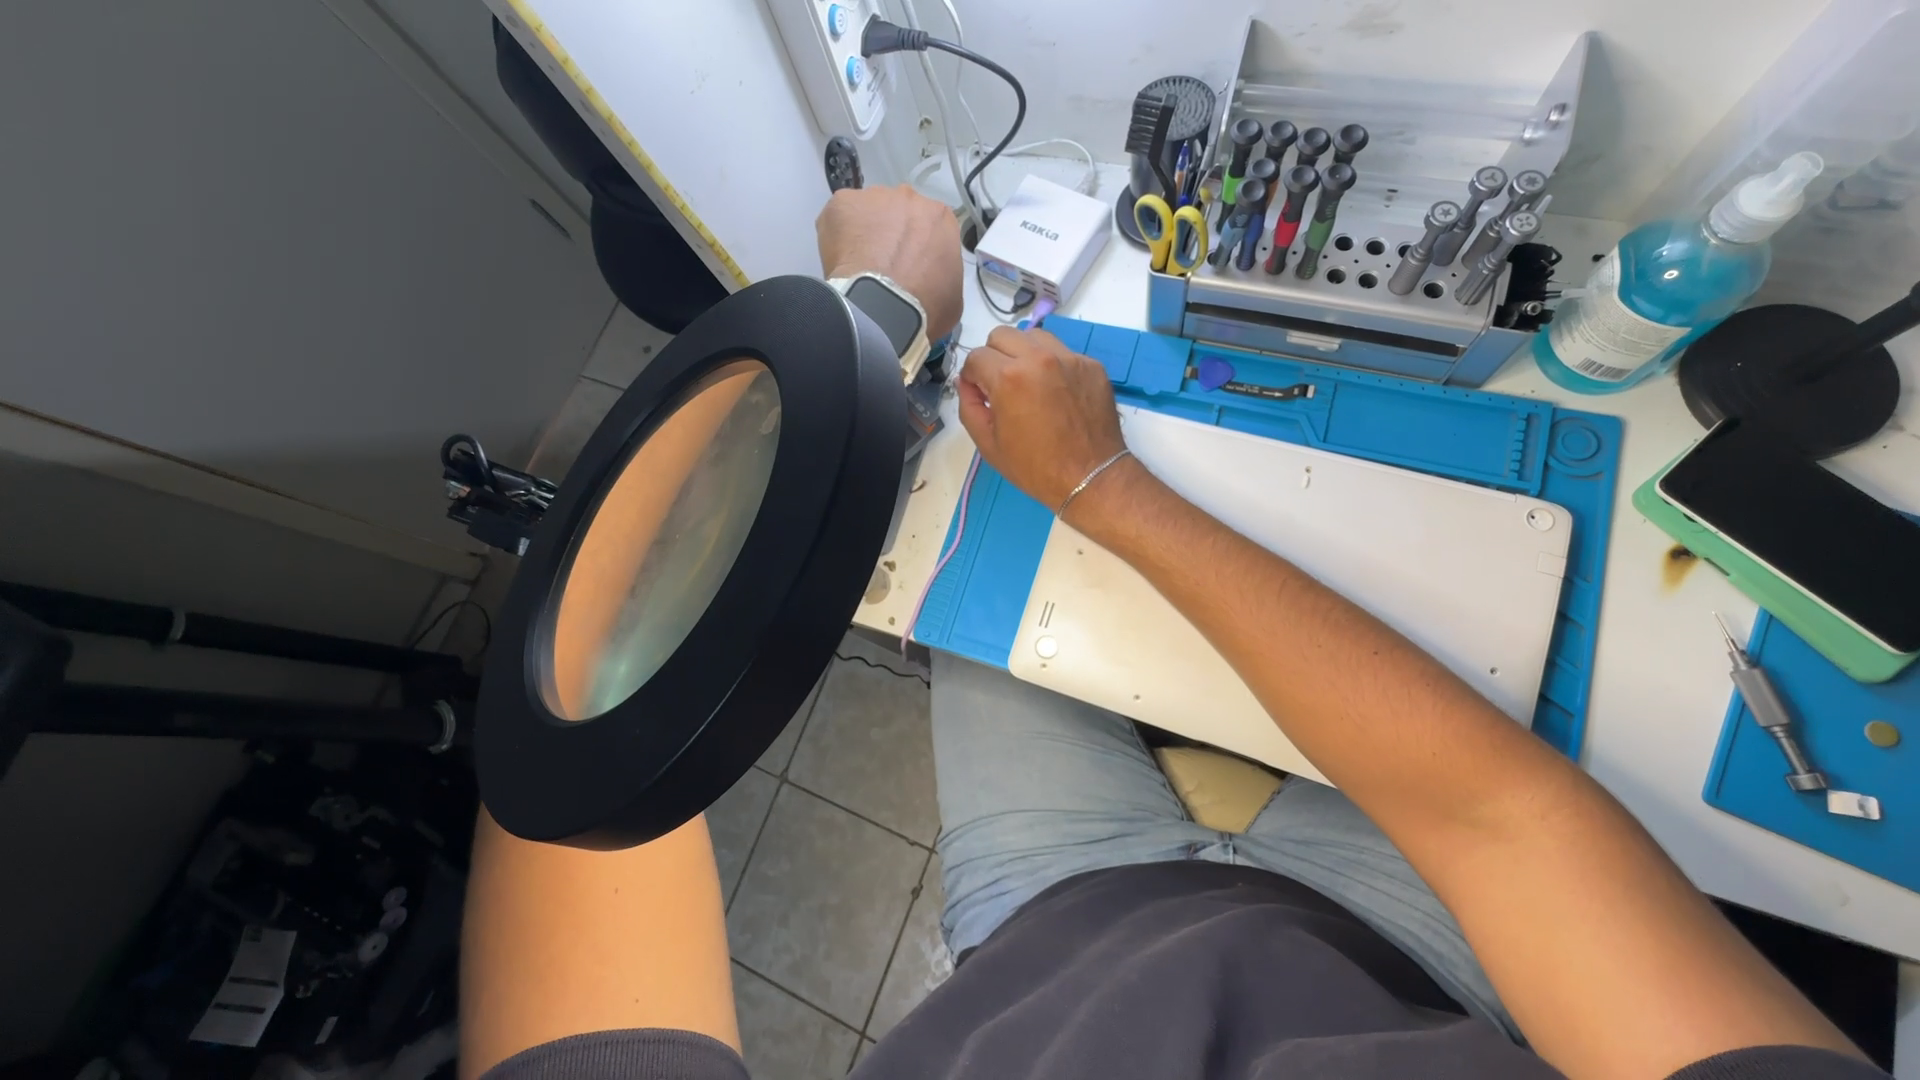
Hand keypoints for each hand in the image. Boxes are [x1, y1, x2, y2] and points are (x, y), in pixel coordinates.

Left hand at [815, 184, 962, 339]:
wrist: (884, 307)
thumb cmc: (926, 307)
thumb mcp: (952, 297)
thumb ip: (944, 275)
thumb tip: (930, 280)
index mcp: (940, 217)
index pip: (929, 226)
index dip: (918, 247)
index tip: (910, 267)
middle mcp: (909, 197)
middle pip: (898, 213)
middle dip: (891, 235)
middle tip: (882, 267)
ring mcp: (873, 197)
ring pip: (868, 212)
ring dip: (864, 233)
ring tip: (859, 266)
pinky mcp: (842, 203)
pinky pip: (839, 216)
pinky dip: (838, 236)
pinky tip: (840, 261)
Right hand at [956, 327, 1129, 510]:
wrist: (1090, 477)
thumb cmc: (1035, 468)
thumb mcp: (988, 444)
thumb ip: (969, 406)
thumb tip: (967, 383)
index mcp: (1009, 378)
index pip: (976, 357)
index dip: (972, 376)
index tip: (980, 393)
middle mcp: (1039, 358)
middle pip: (1002, 335)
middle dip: (994, 357)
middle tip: (1002, 385)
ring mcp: (1069, 359)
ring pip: (1034, 336)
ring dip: (1023, 353)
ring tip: (1029, 382)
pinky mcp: (1091, 365)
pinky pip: (1062, 353)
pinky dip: (1053, 366)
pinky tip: (1057, 393)